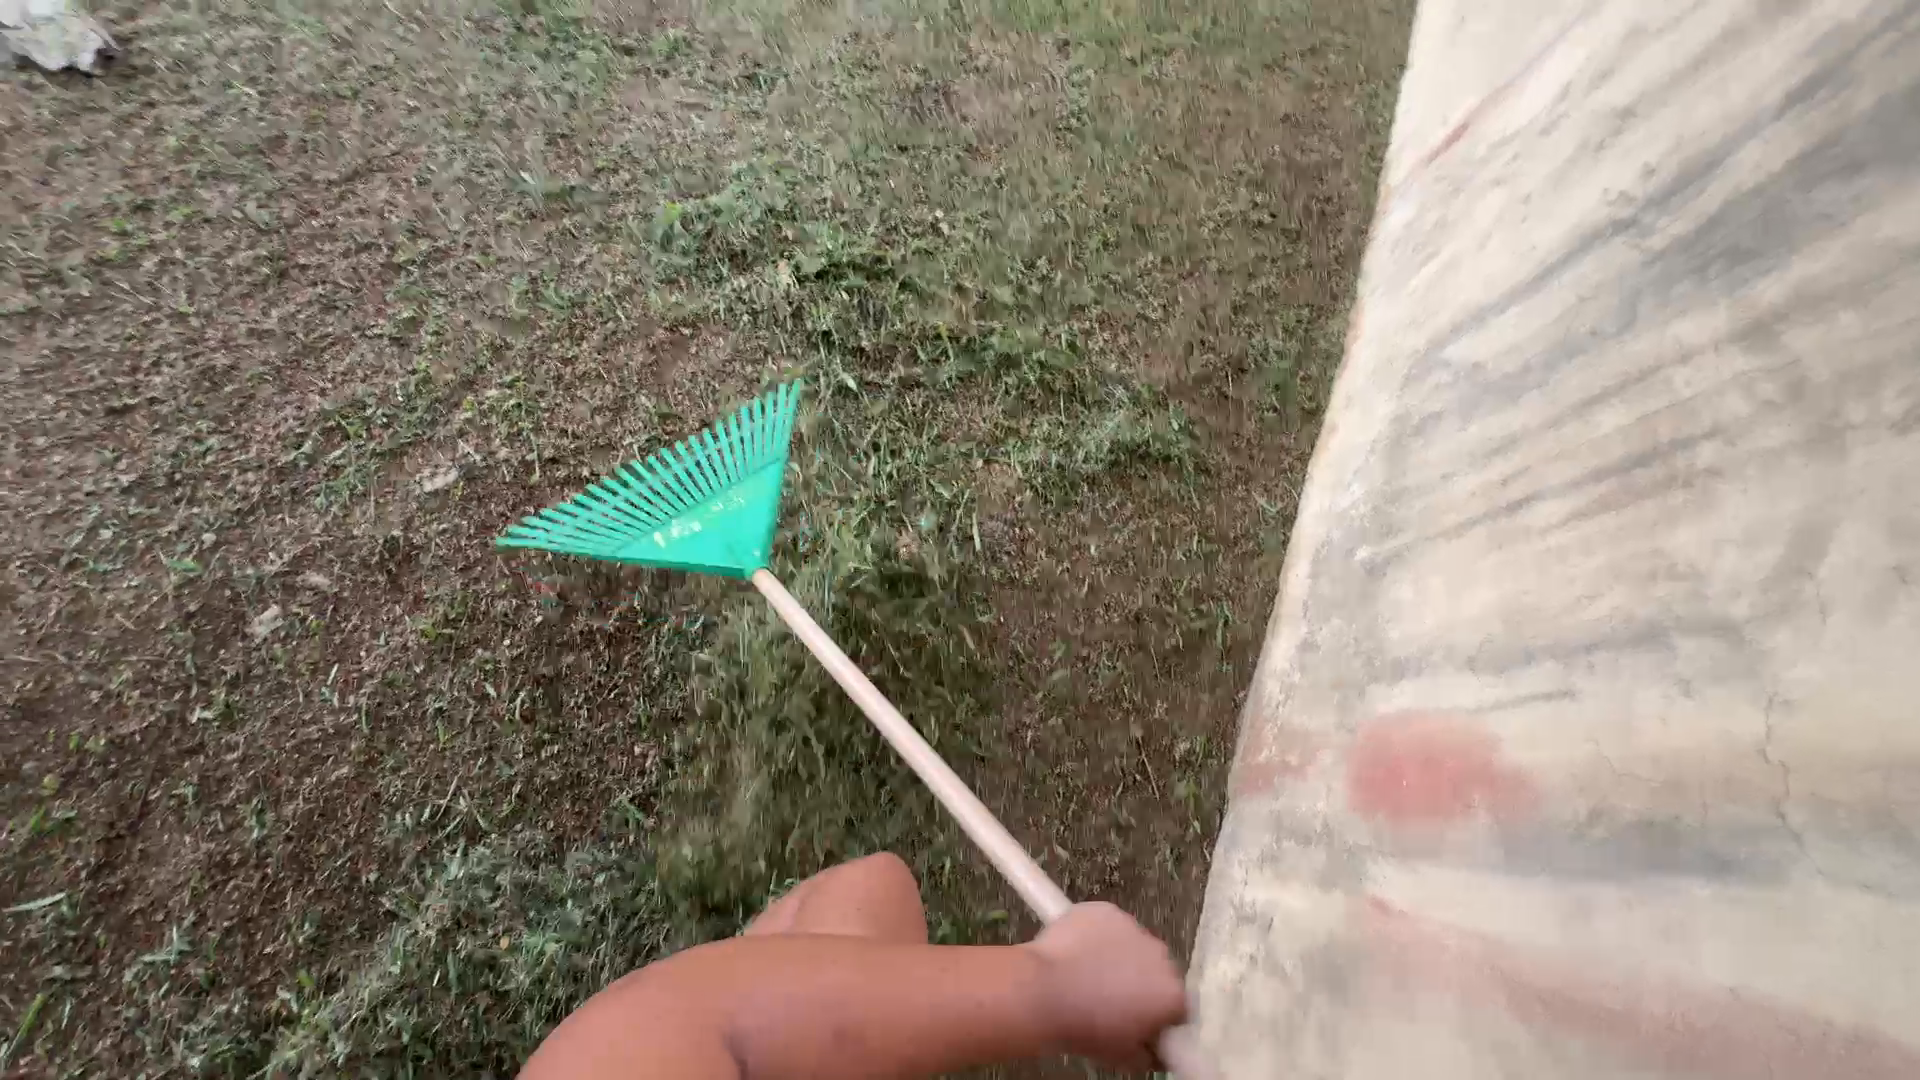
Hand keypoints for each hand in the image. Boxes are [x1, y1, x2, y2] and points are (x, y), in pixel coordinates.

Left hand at [1026, 902, 1188, 1070]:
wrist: (1045, 990)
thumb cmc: (1086, 1026)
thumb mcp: (1127, 1057)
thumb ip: (1151, 1052)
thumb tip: (1153, 1047)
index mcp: (1172, 993)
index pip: (1177, 1006)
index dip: (1158, 1014)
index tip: (1141, 1019)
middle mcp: (1160, 954)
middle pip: (1157, 968)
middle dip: (1141, 979)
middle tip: (1114, 995)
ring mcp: (1132, 926)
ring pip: (1133, 943)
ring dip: (1121, 954)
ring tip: (1092, 971)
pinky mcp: (1106, 909)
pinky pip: (1109, 924)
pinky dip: (1099, 934)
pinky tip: (1080, 950)